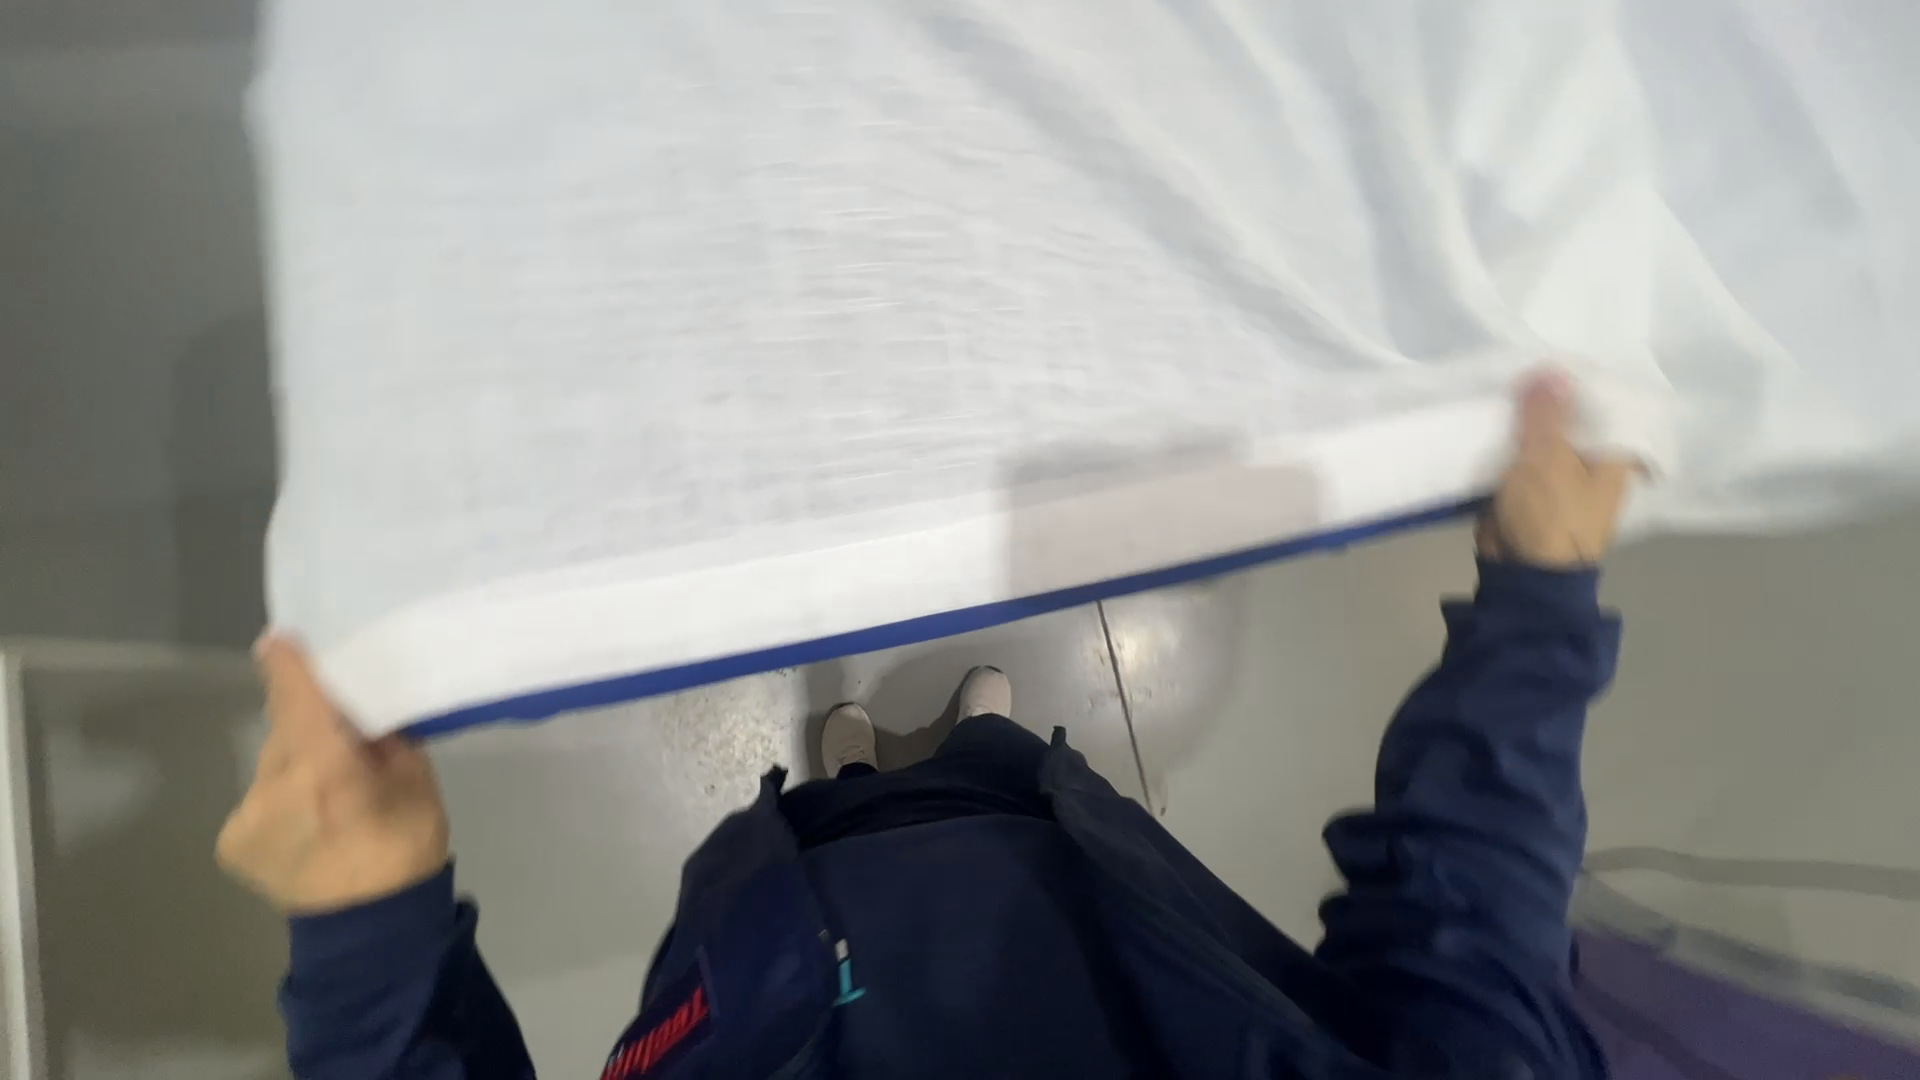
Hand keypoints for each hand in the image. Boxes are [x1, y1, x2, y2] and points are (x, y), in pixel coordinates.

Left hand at [216, 637, 449, 913]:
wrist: (371, 922)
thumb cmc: (408, 842)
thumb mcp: (416, 780)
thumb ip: (386, 741)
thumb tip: (366, 712)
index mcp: (330, 771)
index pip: (304, 705)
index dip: (291, 670)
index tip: (278, 638)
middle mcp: (275, 789)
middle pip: (288, 731)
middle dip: (311, 718)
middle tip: (342, 715)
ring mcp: (245, 817)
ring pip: (274, 764)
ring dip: (300, 758)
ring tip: (334, 779)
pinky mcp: (230, 840)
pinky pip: (263, 795)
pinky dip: (287, 791)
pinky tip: (313, 812)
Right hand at [1476, 372, 1636, 567]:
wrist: (1525, 570)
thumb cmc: (1549, 514)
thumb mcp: (1547, 458)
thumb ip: (1545, 415)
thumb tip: (1551, 369)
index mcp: (1615, 451)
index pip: (1596, 403)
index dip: (1566, 383)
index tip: (1533, 365)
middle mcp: (1594, 461)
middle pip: (1565, 420)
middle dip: (1535, 405)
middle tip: (1504, 378)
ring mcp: (1561, 478)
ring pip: (1537, 441)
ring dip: (1515, 427)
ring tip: (1488, 399)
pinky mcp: (1530, 492)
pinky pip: (1517, 461)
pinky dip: (1503, 449)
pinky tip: (1483, 432)